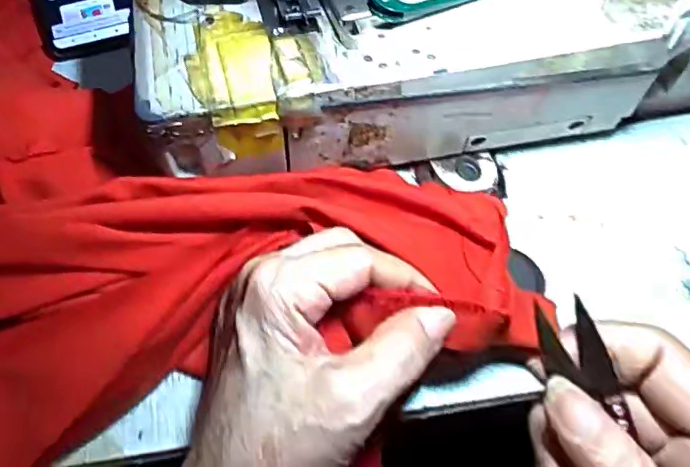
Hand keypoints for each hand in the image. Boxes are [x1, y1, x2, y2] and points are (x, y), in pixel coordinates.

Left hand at [186, 227, 456, 466]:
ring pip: (318, 258)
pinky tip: (355, 328)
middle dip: (382, 274)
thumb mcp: (353, 401)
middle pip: (335, 245)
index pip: (355, 256)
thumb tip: (437, 314)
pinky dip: (334, 294)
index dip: (406, 278)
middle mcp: (256, 272)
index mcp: (275, 283)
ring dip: (359, 283)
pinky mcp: (249, 305)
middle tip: (420, 312)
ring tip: (393, 322)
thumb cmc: (276, 443)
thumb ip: (402, 350)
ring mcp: (248, 286)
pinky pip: (300, 278)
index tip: (441, 308)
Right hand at [528, 322, 689, 466]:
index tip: (543, 358)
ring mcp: (669, 461)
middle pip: (608, 384)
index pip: (657, 351)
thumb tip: (557, 388)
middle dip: (563, 400)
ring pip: (584, 414)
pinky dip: (559, 454)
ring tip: (556, 462)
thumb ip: (621, 452)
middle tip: (546, 433)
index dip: (594, 342)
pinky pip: (583, 445)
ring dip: (554, 431)